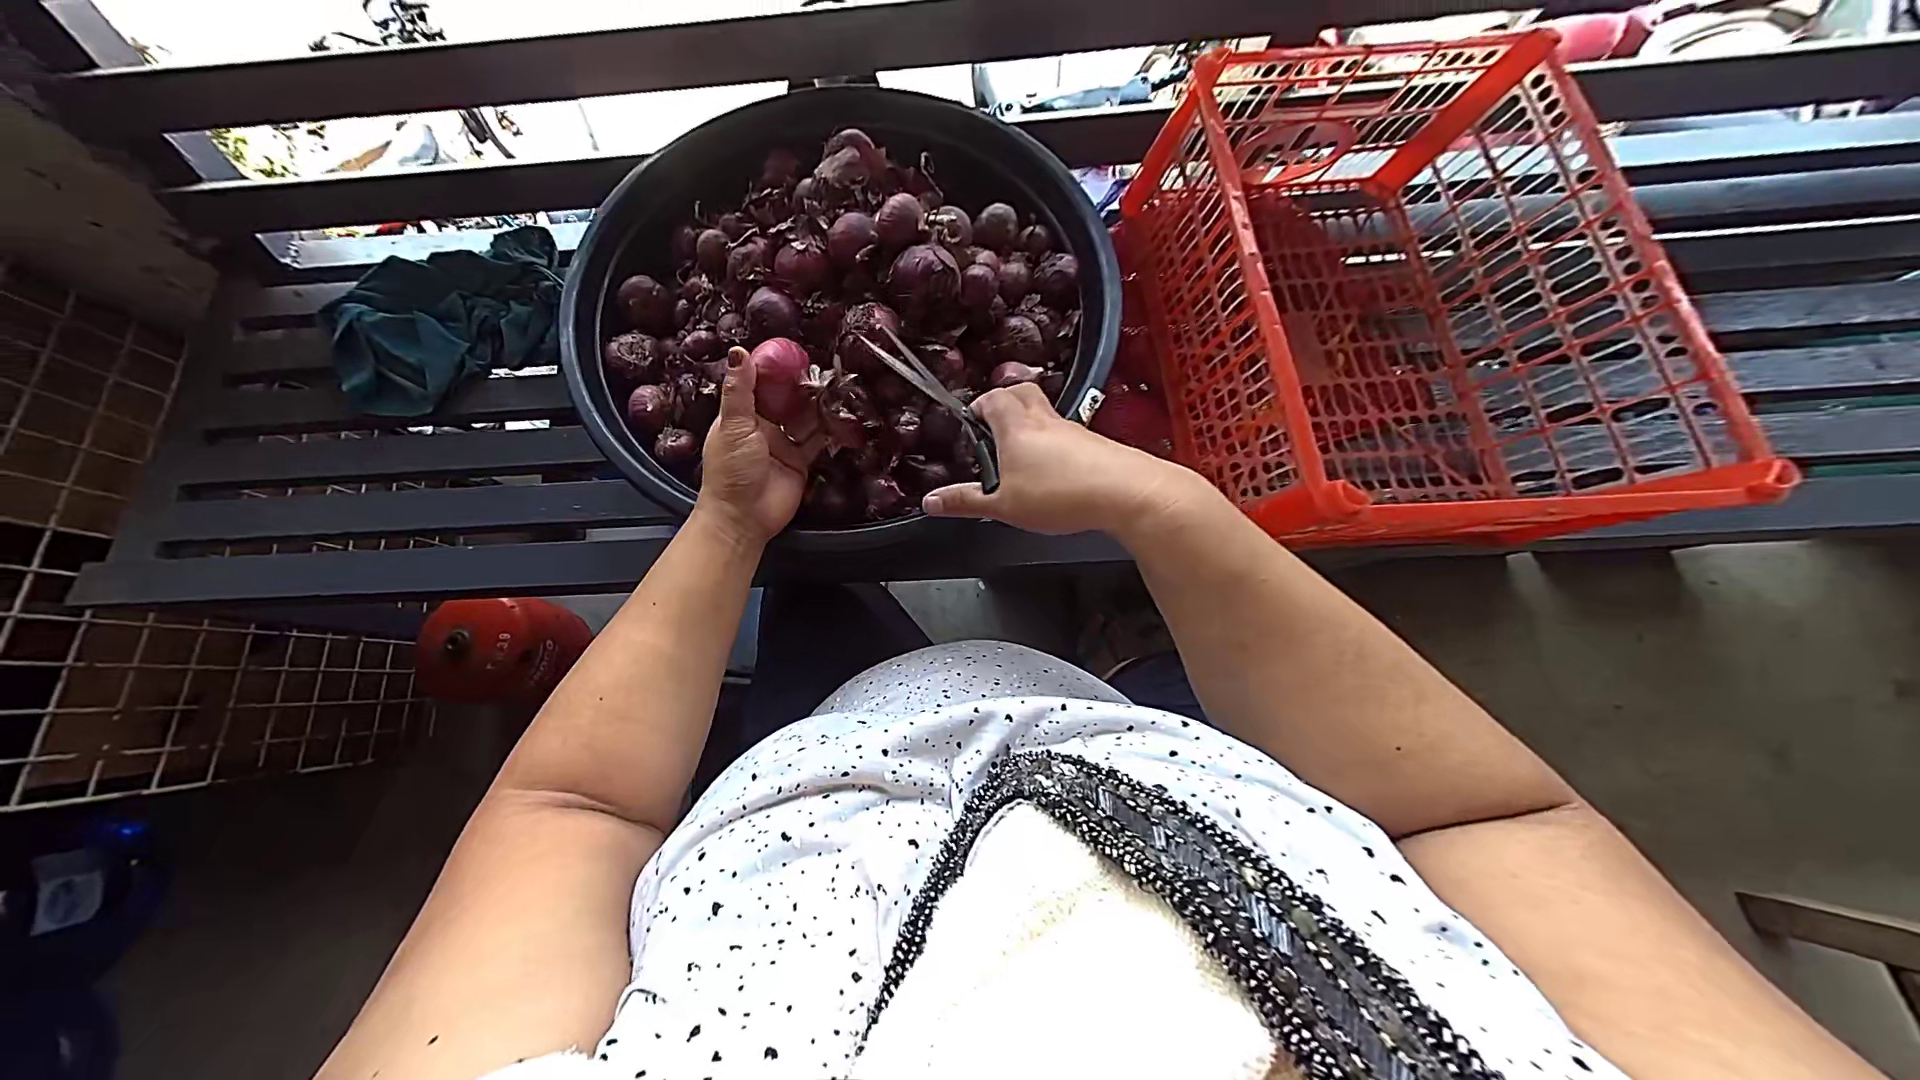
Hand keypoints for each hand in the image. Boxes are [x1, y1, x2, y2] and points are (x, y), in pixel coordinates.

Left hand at [693, 348, 823, 545]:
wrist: (743, 518)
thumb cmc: (730, 472)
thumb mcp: (733, 425)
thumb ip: (740, 390)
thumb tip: (739, 352)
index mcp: (742, 415)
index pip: (761, 385)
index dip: (777, 370)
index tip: (795, 354)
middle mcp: (763, 427)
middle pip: (787, 401)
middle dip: (803, 388)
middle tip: (822, 372)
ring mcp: (783, 444)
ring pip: (805, 419)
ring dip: (818, 406)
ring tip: (835, 390)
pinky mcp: (800, 461)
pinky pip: (817, 441)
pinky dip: (829, 430)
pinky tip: (840, 416)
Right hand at [921, 383, 1207, 535]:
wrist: (1125, 492)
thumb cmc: (1062, 493)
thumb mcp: (1003, 506)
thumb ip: (966, 502)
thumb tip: (933, 501)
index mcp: (1015, 425)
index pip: (991, 398)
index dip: (978, 406)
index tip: (970, 421)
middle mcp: (1044, 419)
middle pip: (1021, 391)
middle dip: (1005, 402)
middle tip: (993, 425)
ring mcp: (1072, 429)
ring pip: (1045, 412)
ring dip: (1030, 423)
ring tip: (1019, 453)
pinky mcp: (1094, 444)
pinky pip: (1067, 434)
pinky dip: (1055, 444)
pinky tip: (1053, 472)